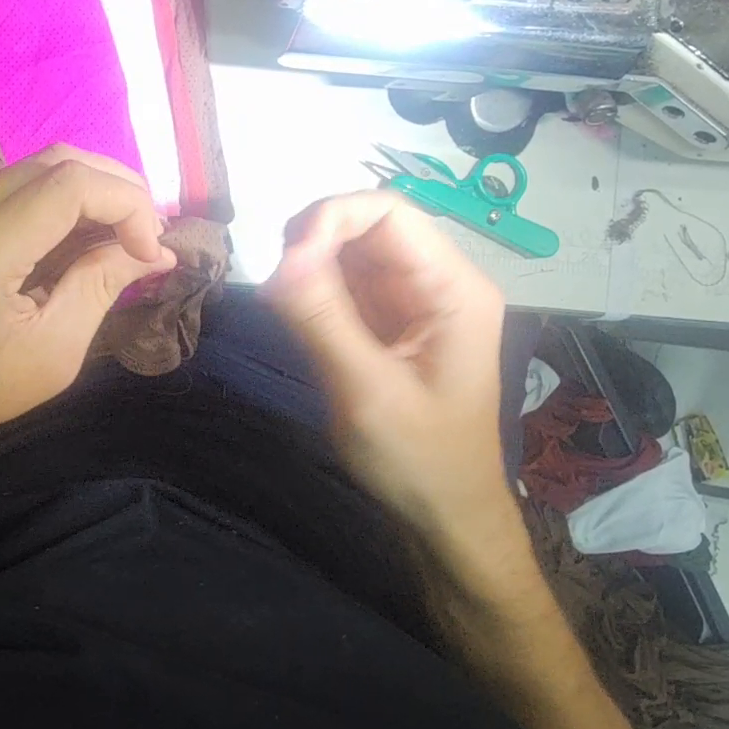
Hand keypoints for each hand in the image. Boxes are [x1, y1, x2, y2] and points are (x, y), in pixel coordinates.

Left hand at [0, 145, 175, 466]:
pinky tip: (83, 230)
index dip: (126, 203)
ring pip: (32, 167)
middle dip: (116, 186)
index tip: (151, 250)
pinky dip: (57, 198)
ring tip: (126, 229)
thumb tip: (157, 250)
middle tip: (150, 231)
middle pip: (53, 161)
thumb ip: (102, 286)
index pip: (67, 185)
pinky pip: (10, 187)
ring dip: (89, 187)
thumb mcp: (52, 354)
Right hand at [262, 191, 512, 537]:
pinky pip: (345, 281)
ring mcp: (413, 300)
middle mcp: (437, 281)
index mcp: (453, 288)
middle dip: (314, 239)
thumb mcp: (365, 390)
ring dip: (309, 263)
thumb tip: (277, 257)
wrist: (444, 516)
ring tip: (284, 303)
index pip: (388, 211)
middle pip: (368, 223)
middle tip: (276, 284)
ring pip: (351, 249)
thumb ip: (321, 317)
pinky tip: (298, 313)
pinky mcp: (389, 321)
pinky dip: (313, 287)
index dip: (330, 218)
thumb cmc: (418, 459)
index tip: (284, 260)